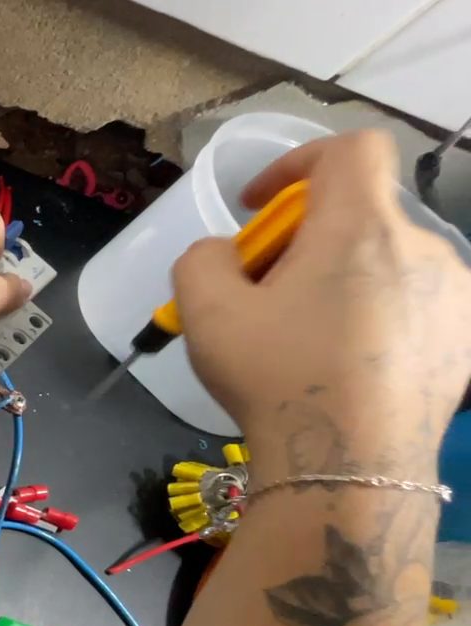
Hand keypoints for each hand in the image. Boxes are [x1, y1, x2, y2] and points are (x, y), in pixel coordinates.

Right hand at [175, 131, 470, 480]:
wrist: (349, 452)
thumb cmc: (274, 373)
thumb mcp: (205, 316)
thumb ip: (200, 264)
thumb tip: (219, 252)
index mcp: (359, 230)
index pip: (349, 152)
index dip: (295, 163)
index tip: (255, 205)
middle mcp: (421, 246)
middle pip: (355, 218)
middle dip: (296, 244)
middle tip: (251, 297)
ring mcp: (452, 290)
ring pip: (378, 263)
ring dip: (329, 282)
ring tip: (288, 339)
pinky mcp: (462, 331)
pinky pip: (404, 303)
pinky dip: (361, 315)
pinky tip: (330, 364)